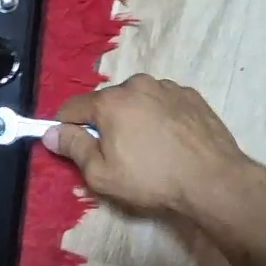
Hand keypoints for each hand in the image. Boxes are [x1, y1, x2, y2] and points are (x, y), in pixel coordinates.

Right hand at [42, 74, 264, 219]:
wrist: (213, 180)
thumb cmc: (152, 179)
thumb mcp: (102, 174)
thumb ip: (73, 148)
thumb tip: (51, 132)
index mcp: (110, 101)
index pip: (72, 108)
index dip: (66, 127)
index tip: (71, 145)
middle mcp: (136, 84)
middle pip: (107, 103)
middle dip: (105, 123)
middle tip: (117, 154)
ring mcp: (167, 87)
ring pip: (137, 101)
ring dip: (134, 118)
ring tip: (150, 148)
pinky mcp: (191, 95)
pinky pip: (163, 103)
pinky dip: (160, 117)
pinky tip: (171, 141)